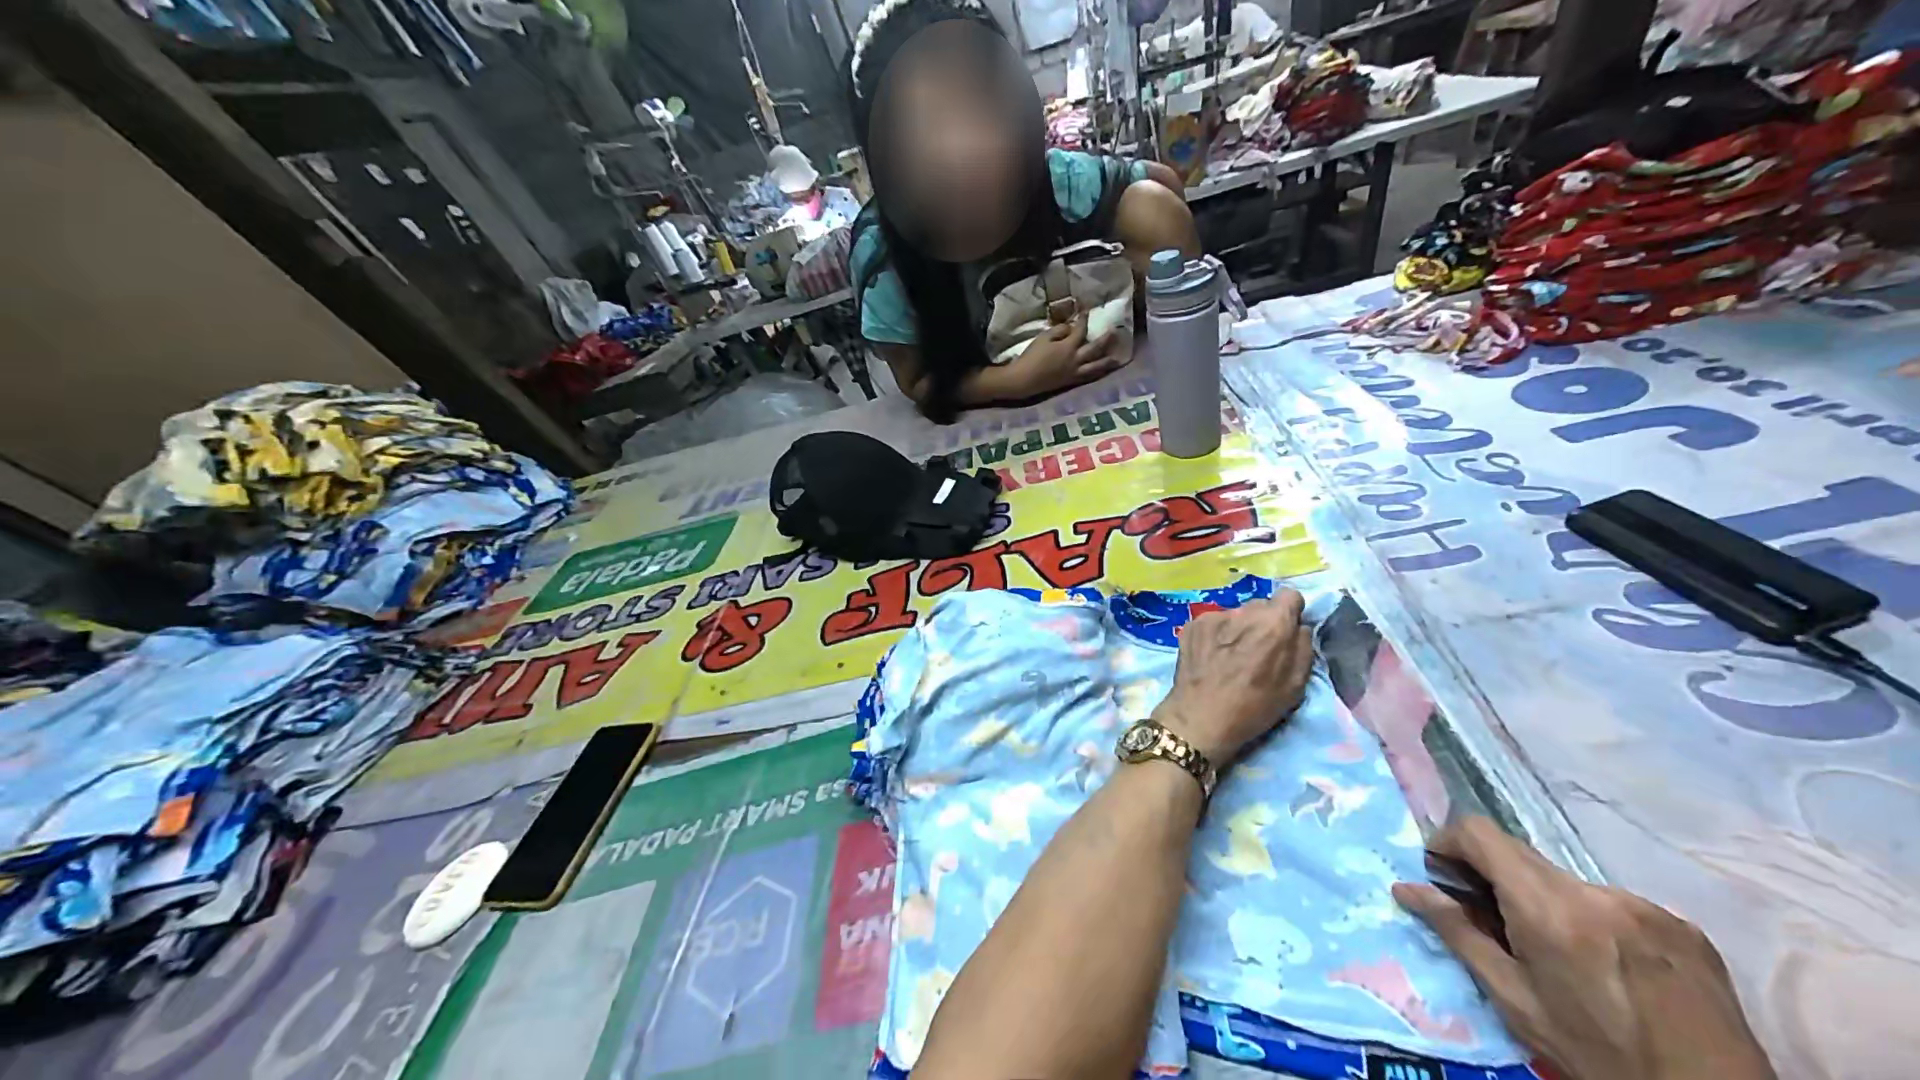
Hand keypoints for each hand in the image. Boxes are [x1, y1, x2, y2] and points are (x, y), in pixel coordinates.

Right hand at [1015, 313, 1123, 396]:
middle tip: (1116, 332)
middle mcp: (1076, 359)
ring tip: (1116, 358)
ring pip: (1096, 366)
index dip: (1085, 319)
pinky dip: (1097, 373)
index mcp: (1068, 346)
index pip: (1081, 330)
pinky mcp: (1070, 382)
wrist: (1024, 380)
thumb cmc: (1032, 357)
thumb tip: (1070, 328)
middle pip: (1095, 348)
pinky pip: (1088, 377)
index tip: (1087, 311)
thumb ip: (1059, 330)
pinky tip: (1101, 371)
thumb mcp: (1043, 338)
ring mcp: (1075, 372)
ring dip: (1107, 361)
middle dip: (1106, 339)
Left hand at [1150, 589, 1313, 764]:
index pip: (1289, 595)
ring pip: (1235, 614)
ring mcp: (1213, 616)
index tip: (1285, 631)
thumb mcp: (1295, 685)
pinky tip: (1212, 657)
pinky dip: (1216, 635)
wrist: (1200, 718)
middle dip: (1263, 622)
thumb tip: (1299, 627)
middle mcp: (1242, 611)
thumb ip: (1302, 647)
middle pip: (1260, 606)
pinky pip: (1214, 623)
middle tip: (1258, 650)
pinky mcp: (1192, 624)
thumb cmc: (1253, 707)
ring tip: (1231, 657)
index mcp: (1273, 623)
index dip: (1290, 612)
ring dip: (1238, 629)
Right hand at [1393, 817, 1777, 1079]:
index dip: (1450, 842)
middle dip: (1493, 876)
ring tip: (1560, 957)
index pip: (1480, 833)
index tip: (1442, 875)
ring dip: (1547, 902)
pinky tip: (1609, 969)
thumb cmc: (1599, 1057)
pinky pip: (1616, 905)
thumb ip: (1458, 933)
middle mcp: (1598, 893)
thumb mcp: (1514, 1000)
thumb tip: (1406, 888)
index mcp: (1550, 908)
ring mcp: (1648, 907)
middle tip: (1491, 922)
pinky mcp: (1685, 928)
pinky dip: (1594, 922)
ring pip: (1568, 883)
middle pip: (1522, 855)